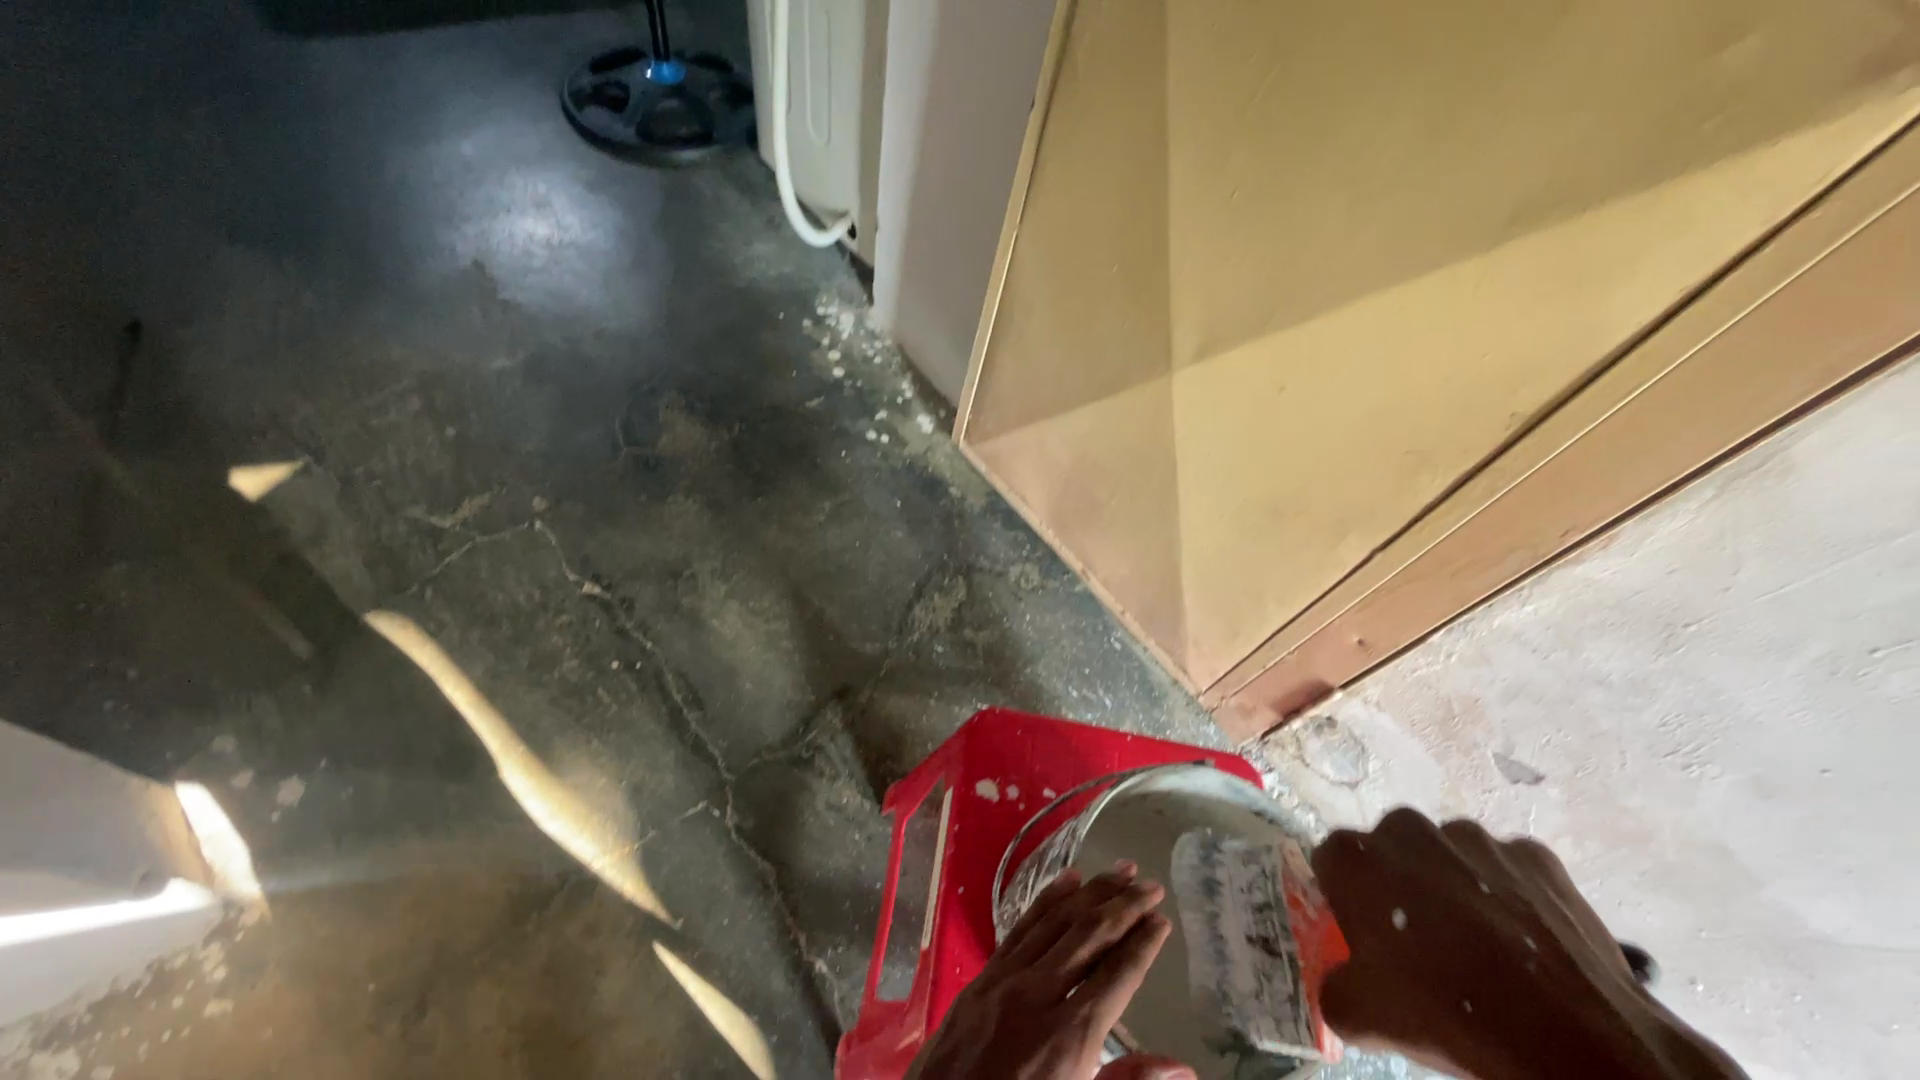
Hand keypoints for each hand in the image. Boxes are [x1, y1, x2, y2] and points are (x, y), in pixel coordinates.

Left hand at [906, 862, 1194, 1079]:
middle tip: (1151, 884)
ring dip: (1092, 892)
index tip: (1162, 919)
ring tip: (1121, 870)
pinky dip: (1047, 900)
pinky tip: (1068, 880)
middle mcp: (1038, 995)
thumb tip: (1184, 1066)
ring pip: (1056, 922)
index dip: (1143, 944)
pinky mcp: (983, 976)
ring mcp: (1006, 980)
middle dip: (1124, 907)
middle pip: (1089, 936)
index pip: (1117, 975)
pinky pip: (1020, 927)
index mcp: (1070, 1037)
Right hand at [1311, 809, 1744, 1079]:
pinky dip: (1509, 894)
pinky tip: (1521, 939)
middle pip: (1390, 850)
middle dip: (1398, 883)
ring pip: (1449, 854)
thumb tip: (1344, 976)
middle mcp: (1408, 829)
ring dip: (1453, 884)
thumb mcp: (1356, 1014)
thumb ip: (1332, 980)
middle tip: (1419, 940)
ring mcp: (1477, 838)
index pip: (1332, 861)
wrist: (1569, 1039)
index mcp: (1355, 857)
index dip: (1345, 898)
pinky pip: (1508, 869)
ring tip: (1479, 943)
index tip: (1365, 934)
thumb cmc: (1445, 1013)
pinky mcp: (1537, 856)